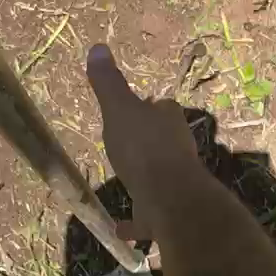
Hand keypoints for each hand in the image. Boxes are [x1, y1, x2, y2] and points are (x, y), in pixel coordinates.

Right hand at [86, 44, 210, 237]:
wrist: (168, 197)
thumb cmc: (142, 149)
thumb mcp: (119, 110)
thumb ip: (109, 83)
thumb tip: (97, 47)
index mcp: (168, 120)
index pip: (160, 107)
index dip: (146, 108)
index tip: (132, 112)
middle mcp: (178, 148)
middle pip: (163, 141)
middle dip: (148, 144)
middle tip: (126, 148)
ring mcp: (177, 181)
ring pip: (160, 177)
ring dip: (145, 179)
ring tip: (127, 183)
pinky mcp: (170, 211)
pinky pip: (150, 215)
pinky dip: (137, 221)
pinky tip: (121, 228)